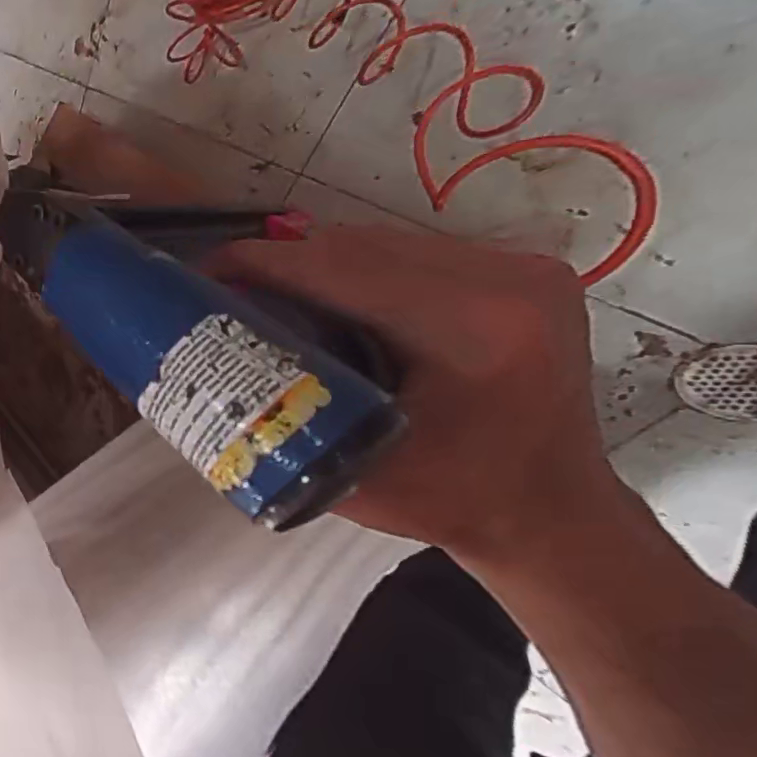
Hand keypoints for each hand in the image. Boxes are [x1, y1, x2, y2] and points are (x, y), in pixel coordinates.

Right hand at [208, 227, 630, 564]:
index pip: (342, 269)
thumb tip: (221, 359)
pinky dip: (360, 268)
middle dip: (285, 260)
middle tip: (230, 285)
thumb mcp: (352, 467)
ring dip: (320, 262)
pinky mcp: (521, 274)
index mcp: (473, 329)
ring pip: (386, 241)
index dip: (265, 262)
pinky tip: (328, 295)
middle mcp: (509, 281)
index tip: (207, 268)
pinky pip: (415, 253)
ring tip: (269, 288)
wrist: (549, 514)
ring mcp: (522, 270)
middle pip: (363, 245)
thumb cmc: (451, 503)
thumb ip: (287, 408)